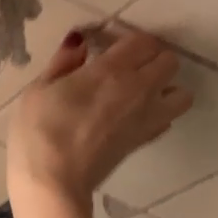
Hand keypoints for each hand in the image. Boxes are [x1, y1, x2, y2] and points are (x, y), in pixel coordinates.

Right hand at [7, 28, 192, 208]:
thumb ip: (62, 63)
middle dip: (148, 57)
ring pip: (180, 89)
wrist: (54, 179)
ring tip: (136, 91)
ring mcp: (149, 114)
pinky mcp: (147, 137)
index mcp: (110, 70)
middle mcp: (139, 87)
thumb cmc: (37, 131)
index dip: (124, 38)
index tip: (102, 45)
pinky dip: (157, 111)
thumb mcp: (37, 90)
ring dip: (164, 85)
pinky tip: (132, 115)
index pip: (140, 41)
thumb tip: (80, 43)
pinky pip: (168, 116)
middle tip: (121, 66)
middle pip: (168, 60)